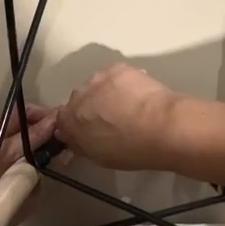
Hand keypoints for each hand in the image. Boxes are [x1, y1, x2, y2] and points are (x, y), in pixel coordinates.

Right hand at [55, 64, 183, 170]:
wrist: (163, 127)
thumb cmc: (131, 150)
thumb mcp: (99, 157)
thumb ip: (80, 144)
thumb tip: (70, 136)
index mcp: (70, 120)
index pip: (62, 118)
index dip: (75, 124)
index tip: (88, 131)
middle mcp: (78, 95)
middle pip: (79, 99)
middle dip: (91, 107)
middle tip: (110, 120)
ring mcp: (99, 79)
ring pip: (97, 85)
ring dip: (105, 93)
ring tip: (126, 106)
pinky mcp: (119, 69)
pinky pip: (114, 76)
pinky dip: (122, 83)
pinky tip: (136, 94)